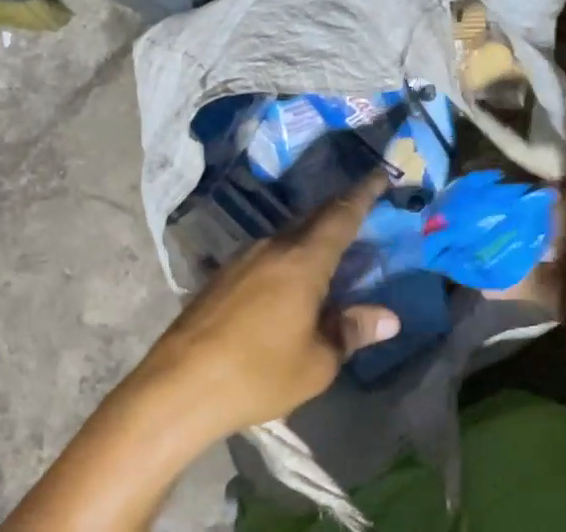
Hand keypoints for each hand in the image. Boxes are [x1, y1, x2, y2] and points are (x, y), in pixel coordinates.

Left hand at [136, 171, 401, 435]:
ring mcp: (242, 260)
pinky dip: (289, 258)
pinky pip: (267, 255)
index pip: (342, 214)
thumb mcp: (318, 362)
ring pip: (288, 237)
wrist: (175, 390)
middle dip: (340, 212)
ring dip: (313, 238)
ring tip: (330, 252)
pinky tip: (290, 283)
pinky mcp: (220, 278)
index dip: (364, 194)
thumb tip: (389, 318)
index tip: (380, 175)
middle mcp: (273, 247)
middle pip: (314, 219)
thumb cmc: (257, 374)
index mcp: (304, 260)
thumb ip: (352, 331)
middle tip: (363, 211)